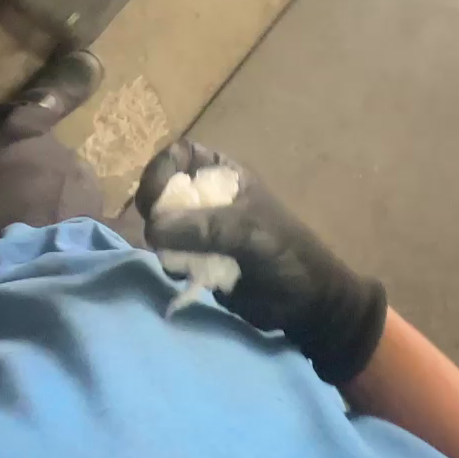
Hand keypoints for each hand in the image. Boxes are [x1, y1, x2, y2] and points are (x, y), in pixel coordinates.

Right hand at [134, 139, 386, 383]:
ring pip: (162, 223)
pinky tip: (183, 274)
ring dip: (162, 240)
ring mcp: (201, 228)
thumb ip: (202, 227)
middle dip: (156, 209)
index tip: (153, 197)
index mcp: (224, 175)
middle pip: (163, 188)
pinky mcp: (197, 258)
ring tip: (176, 259)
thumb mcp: (247, 231)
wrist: (306, 303)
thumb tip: (152, 228)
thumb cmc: (284, 253)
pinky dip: (170, 262)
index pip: (179, 155)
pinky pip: (169, 253)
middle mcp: (208, 196)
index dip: (160, 169)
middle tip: (155, 234)